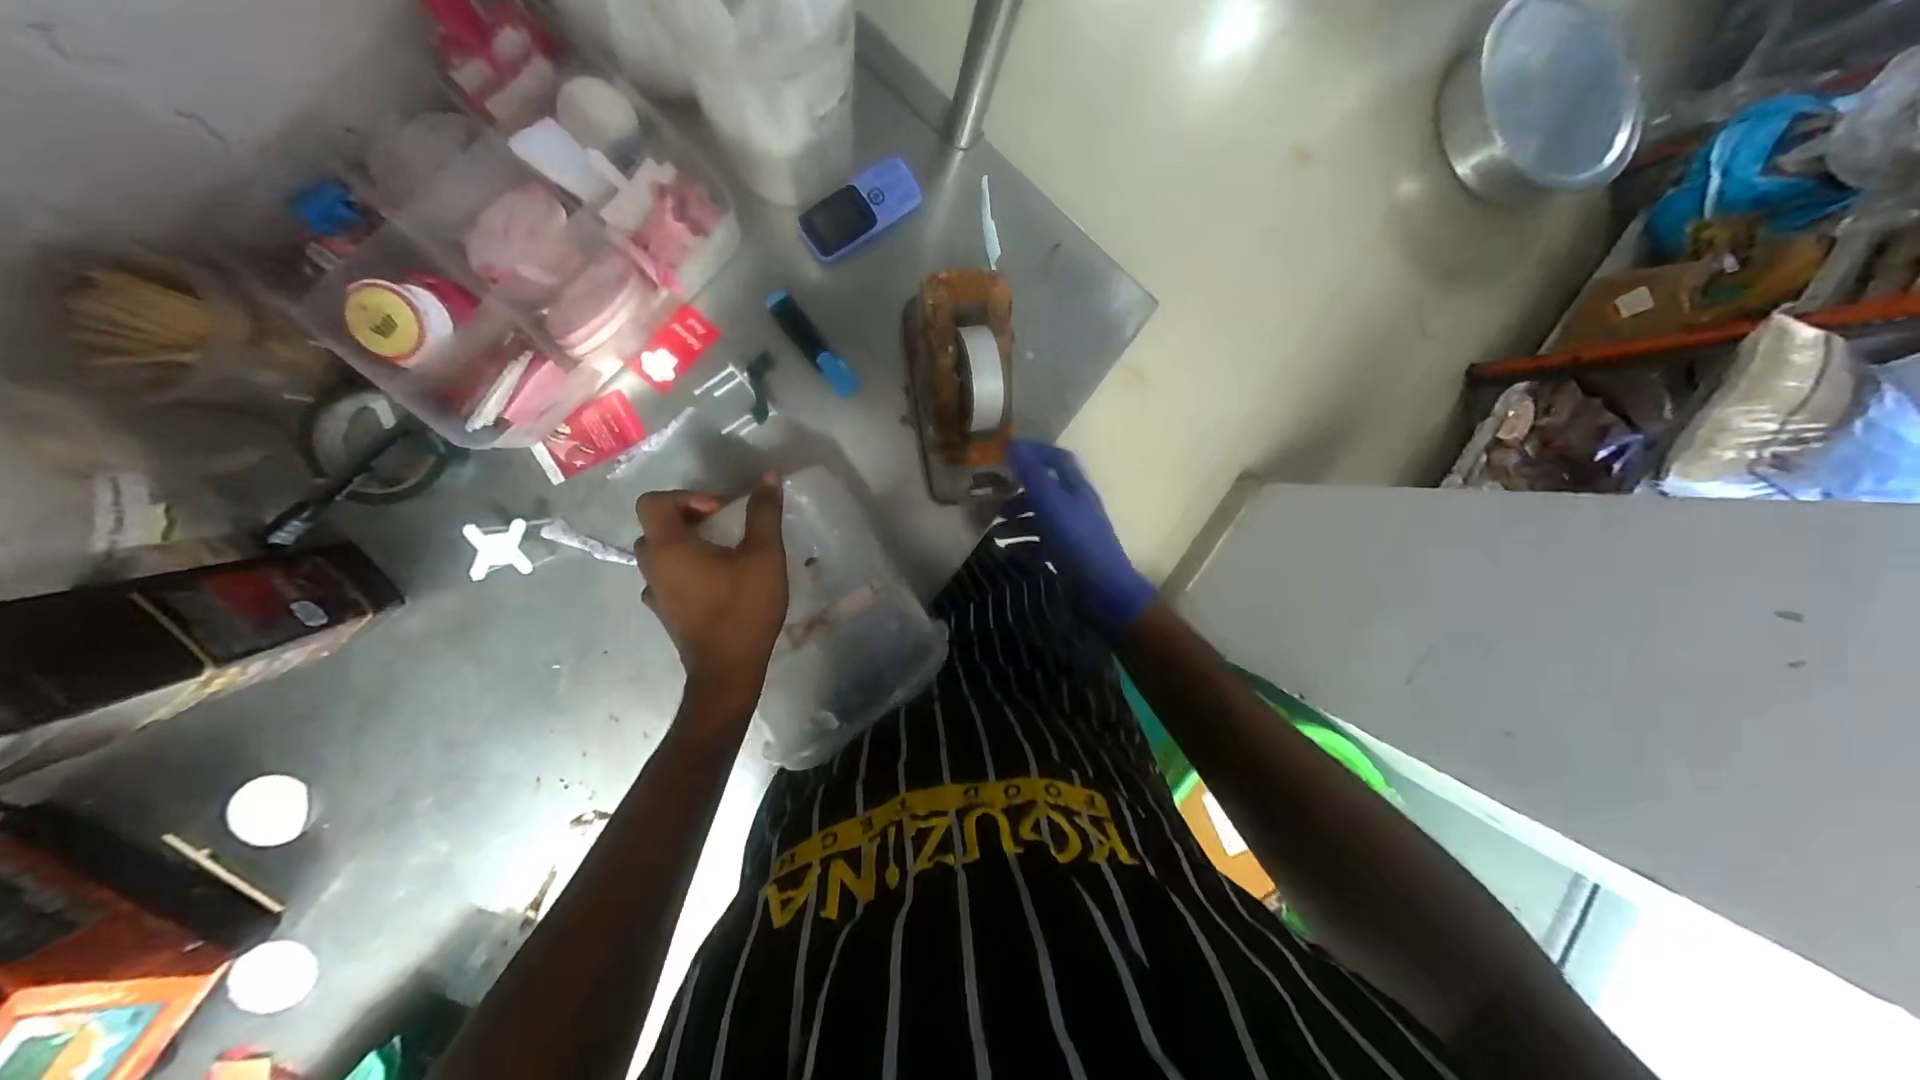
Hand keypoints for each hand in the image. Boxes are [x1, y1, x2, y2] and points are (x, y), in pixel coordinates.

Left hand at [633, 474, 786, 694]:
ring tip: (721, 553)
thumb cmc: (744, 608)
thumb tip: (769, 476)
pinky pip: (666, 578)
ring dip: (685, 544)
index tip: (720, 511)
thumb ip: (764, 513)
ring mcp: (654, 593)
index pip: (654, 502)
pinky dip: (684, 570)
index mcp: (669, 547)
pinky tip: (714, 582)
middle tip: (722, 526)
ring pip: (659, 554)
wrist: (727, 669)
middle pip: (655, 526)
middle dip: (687, 518)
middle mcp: (652, 566)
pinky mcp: (663, 613)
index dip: (687, 497)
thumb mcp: (764, 556)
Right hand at [1007, 439, 1154, 633]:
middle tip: (993, 503)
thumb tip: (1013, 444)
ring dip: (1016, 523)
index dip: (1034, 453)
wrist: (1103, 592)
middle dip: (1017, 496)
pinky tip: (1008, 553)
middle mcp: (1076, 508)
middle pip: (1044, 492)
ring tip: (994, 534)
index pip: (1057, 460)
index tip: (1006, 455)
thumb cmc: (1077, 542)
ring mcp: (1073, 534)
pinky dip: (1024, 546)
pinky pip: (1041, 546)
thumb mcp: (1052, 504)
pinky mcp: (1068, 558)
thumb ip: (1032, 475)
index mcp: (1077, 490)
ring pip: (1040, 520)